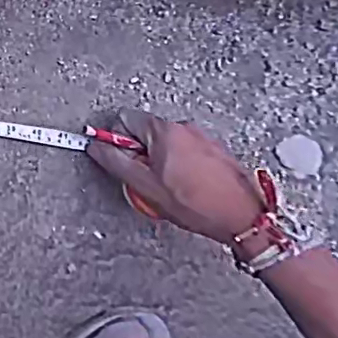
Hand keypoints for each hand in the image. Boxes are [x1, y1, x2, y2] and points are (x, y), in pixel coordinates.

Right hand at [87, 109, 264, 242]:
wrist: (242, 218)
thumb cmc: (196, 203)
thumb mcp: (143, 184)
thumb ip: (113, 160)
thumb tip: (95, 146)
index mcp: (164, 130)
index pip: (124, 119)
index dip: (117, 142)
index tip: (125, 162)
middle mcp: (184, 128)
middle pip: (144, 132)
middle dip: (139, 154)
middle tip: (146, 180)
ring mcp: (202, 138)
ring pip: (164, 144)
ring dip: (159, 162)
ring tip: (168, 188)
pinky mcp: (214, 151)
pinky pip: (184, 152)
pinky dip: (178, 166)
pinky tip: (186, 188)